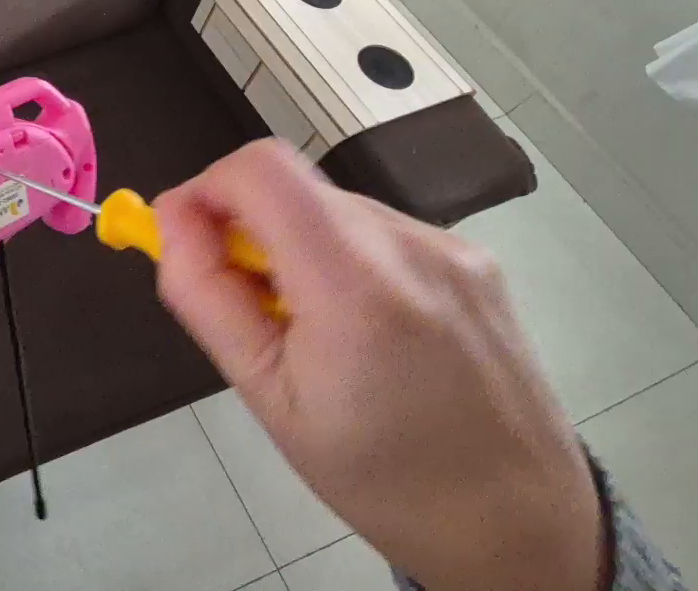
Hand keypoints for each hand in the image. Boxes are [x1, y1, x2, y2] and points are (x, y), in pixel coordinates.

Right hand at [154, 141, 607, 590]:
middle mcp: (411, 245)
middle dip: (243, 223)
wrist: (526, 528)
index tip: (188, 238)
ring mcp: (450, 245)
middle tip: (239, 296)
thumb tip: (171, 216)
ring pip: (327, 205)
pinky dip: (336, 254)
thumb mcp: (263, 393)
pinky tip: (357, 321)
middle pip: (291, 185)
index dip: (206, 187)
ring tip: (305, 321)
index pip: (260, 168)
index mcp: (356, 285)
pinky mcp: (471, 256)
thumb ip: (202, 292)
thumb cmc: (378, 476)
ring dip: (290, 241)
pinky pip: (370, 227)